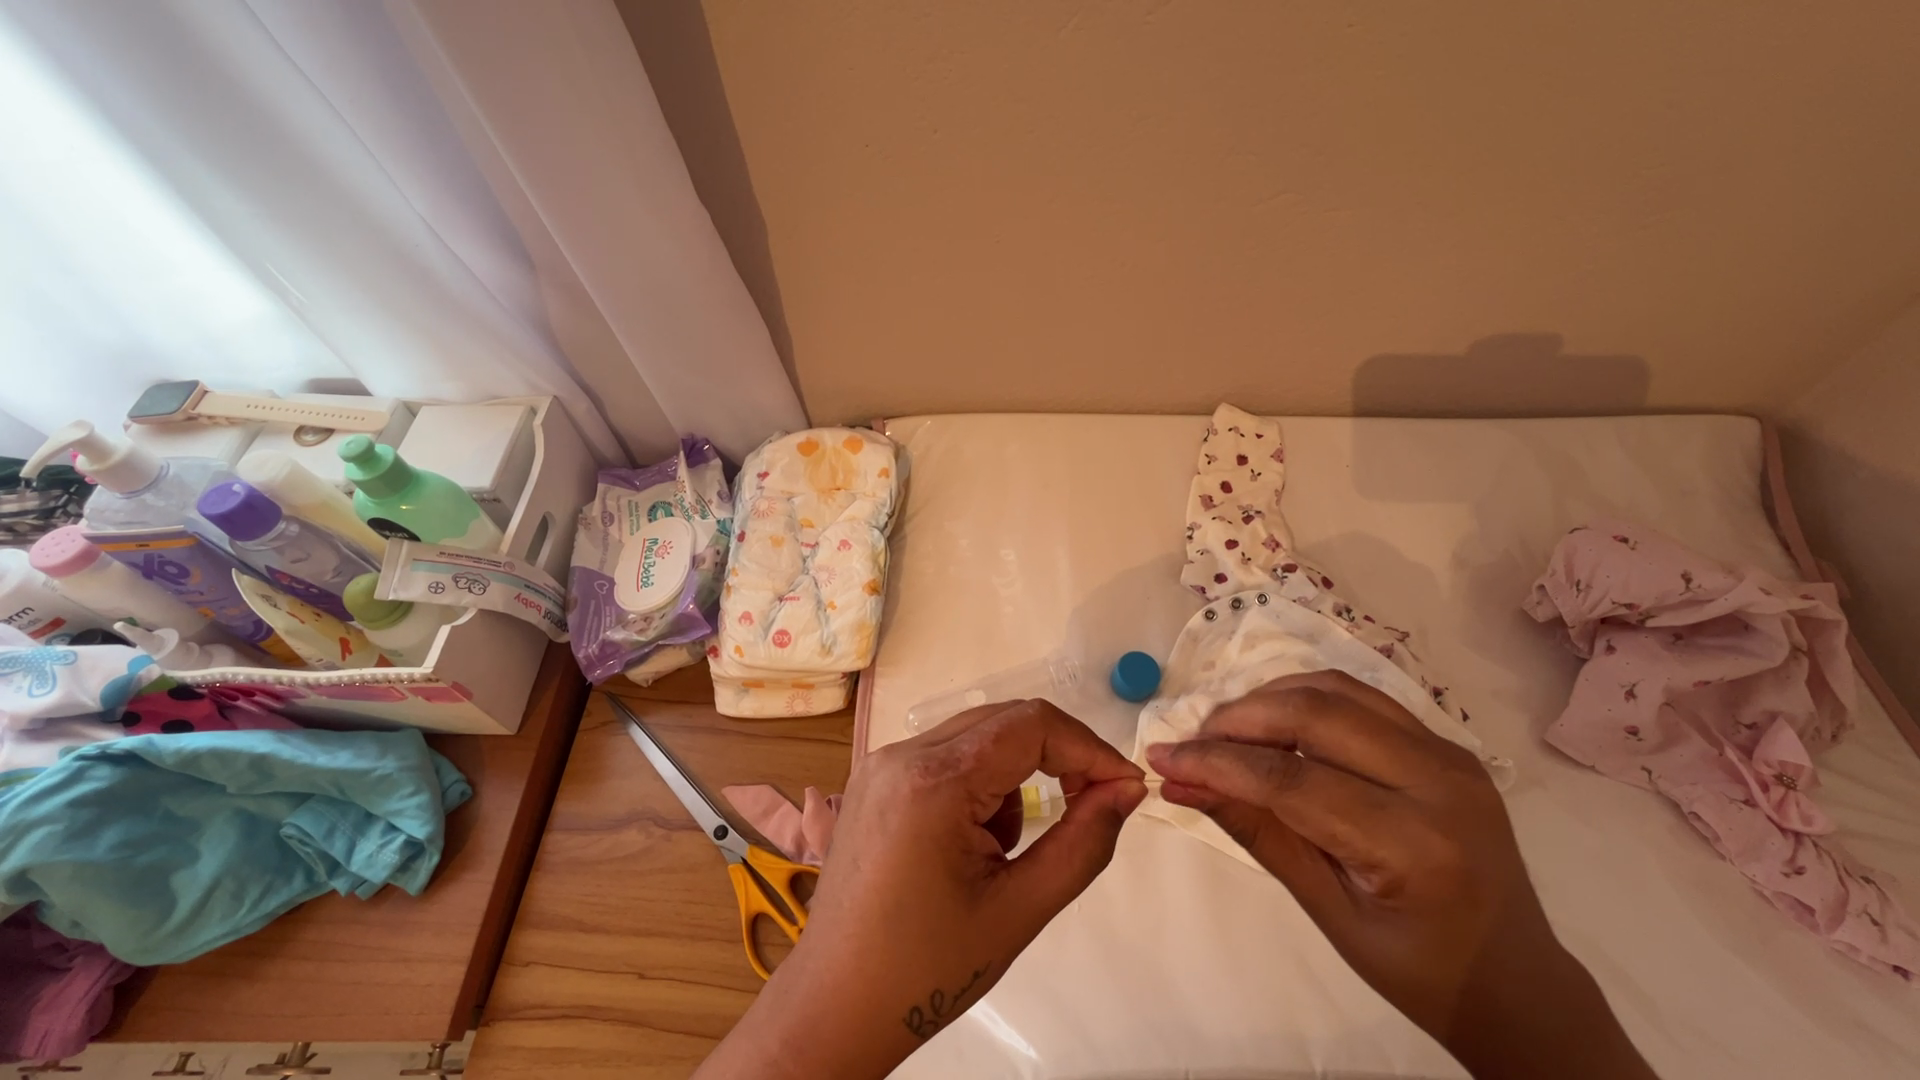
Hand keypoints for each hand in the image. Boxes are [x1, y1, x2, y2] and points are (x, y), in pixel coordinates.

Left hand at [697, 699, 1147, 1079]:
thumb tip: (1126, 790)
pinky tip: (968, 849)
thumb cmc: (928, 967)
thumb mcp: (1020, 908)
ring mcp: (881, 764)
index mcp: (935, 779)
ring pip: (976, 739)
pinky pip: (946, 758)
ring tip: (1003, 855)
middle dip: (1057, 759)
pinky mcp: (874, 782)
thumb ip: (1084, 842)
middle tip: (1090, 808)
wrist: (836, 1005)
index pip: (1031, 725)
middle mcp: (902, 754)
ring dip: (1013, 780)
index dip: (1088, 749)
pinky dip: (978, 788)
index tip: (1124, 789)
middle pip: (1003, 722)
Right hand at [1148, 671, 1655, 1079]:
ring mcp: (1449, 754)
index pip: (1292, 779)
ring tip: (1225, 732)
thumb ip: (1256, 833)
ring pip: (1336, 690)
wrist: (1514, 978)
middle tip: (1191, 743)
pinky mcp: (1446, 743)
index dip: (1217, 762)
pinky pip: (1362, 698)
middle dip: (1238, 720)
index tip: (1162, 758)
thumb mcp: (1327, 911)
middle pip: (1315, 714)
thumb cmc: (1416, 968)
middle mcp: (1440, 782)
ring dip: (1268, 700)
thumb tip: (1182, 782)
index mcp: (1414, 845)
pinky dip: (1304, 699)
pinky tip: (1273, 725)